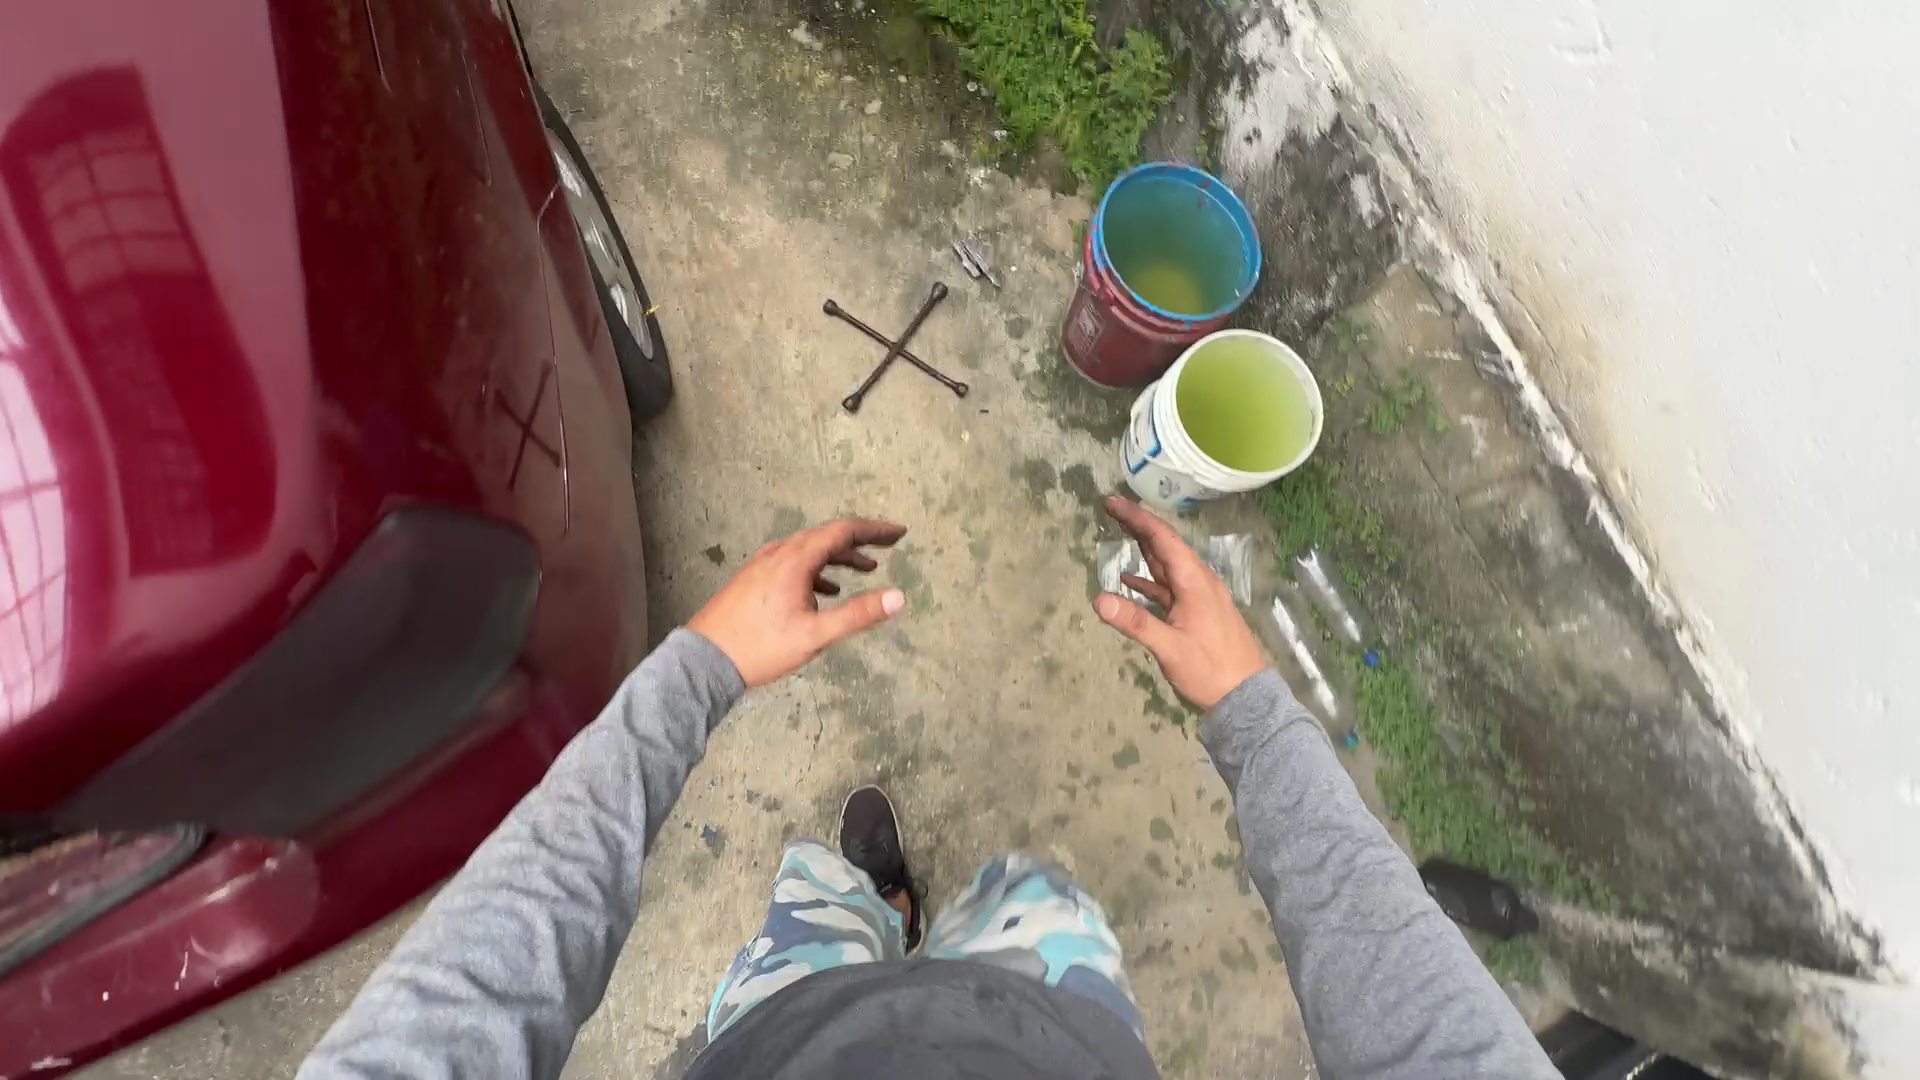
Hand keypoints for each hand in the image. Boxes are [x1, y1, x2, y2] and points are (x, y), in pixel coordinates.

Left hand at [689, 518, 908, 686]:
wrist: (703, 660)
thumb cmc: (761, 647)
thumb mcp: (815, 635)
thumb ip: (858, 614)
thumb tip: (899, 597)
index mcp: (795, 559)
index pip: (843, 531)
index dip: (875, 530)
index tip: (899, 533)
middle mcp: (779, 553)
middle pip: (826, 536)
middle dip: (860, 541)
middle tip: (886, 548)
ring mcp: (763, 564)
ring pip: (809, 549)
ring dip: (839, 556)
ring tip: (864, 570)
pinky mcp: (754, 578)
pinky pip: (794, 562)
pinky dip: (818, 569)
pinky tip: (825, 590)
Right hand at [1092, 496, 1267, 708]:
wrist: (1245, 697)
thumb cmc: (1210, 671)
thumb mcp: (1170, 649)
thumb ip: (1135, 623)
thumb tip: (1098, 599)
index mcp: (1194, 583)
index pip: (1163, 540)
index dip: (1137, 518)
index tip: (1113, 503)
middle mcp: (1198, 583)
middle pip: (1165, 546)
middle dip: (1138, 525)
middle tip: (1111, 509)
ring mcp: (1199, 597)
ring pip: (1167, 564)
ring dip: (1144, 548)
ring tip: (1120, 532)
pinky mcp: (1196, 612)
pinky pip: (1168, 587)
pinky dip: (1148, 580)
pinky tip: (1130, 581)